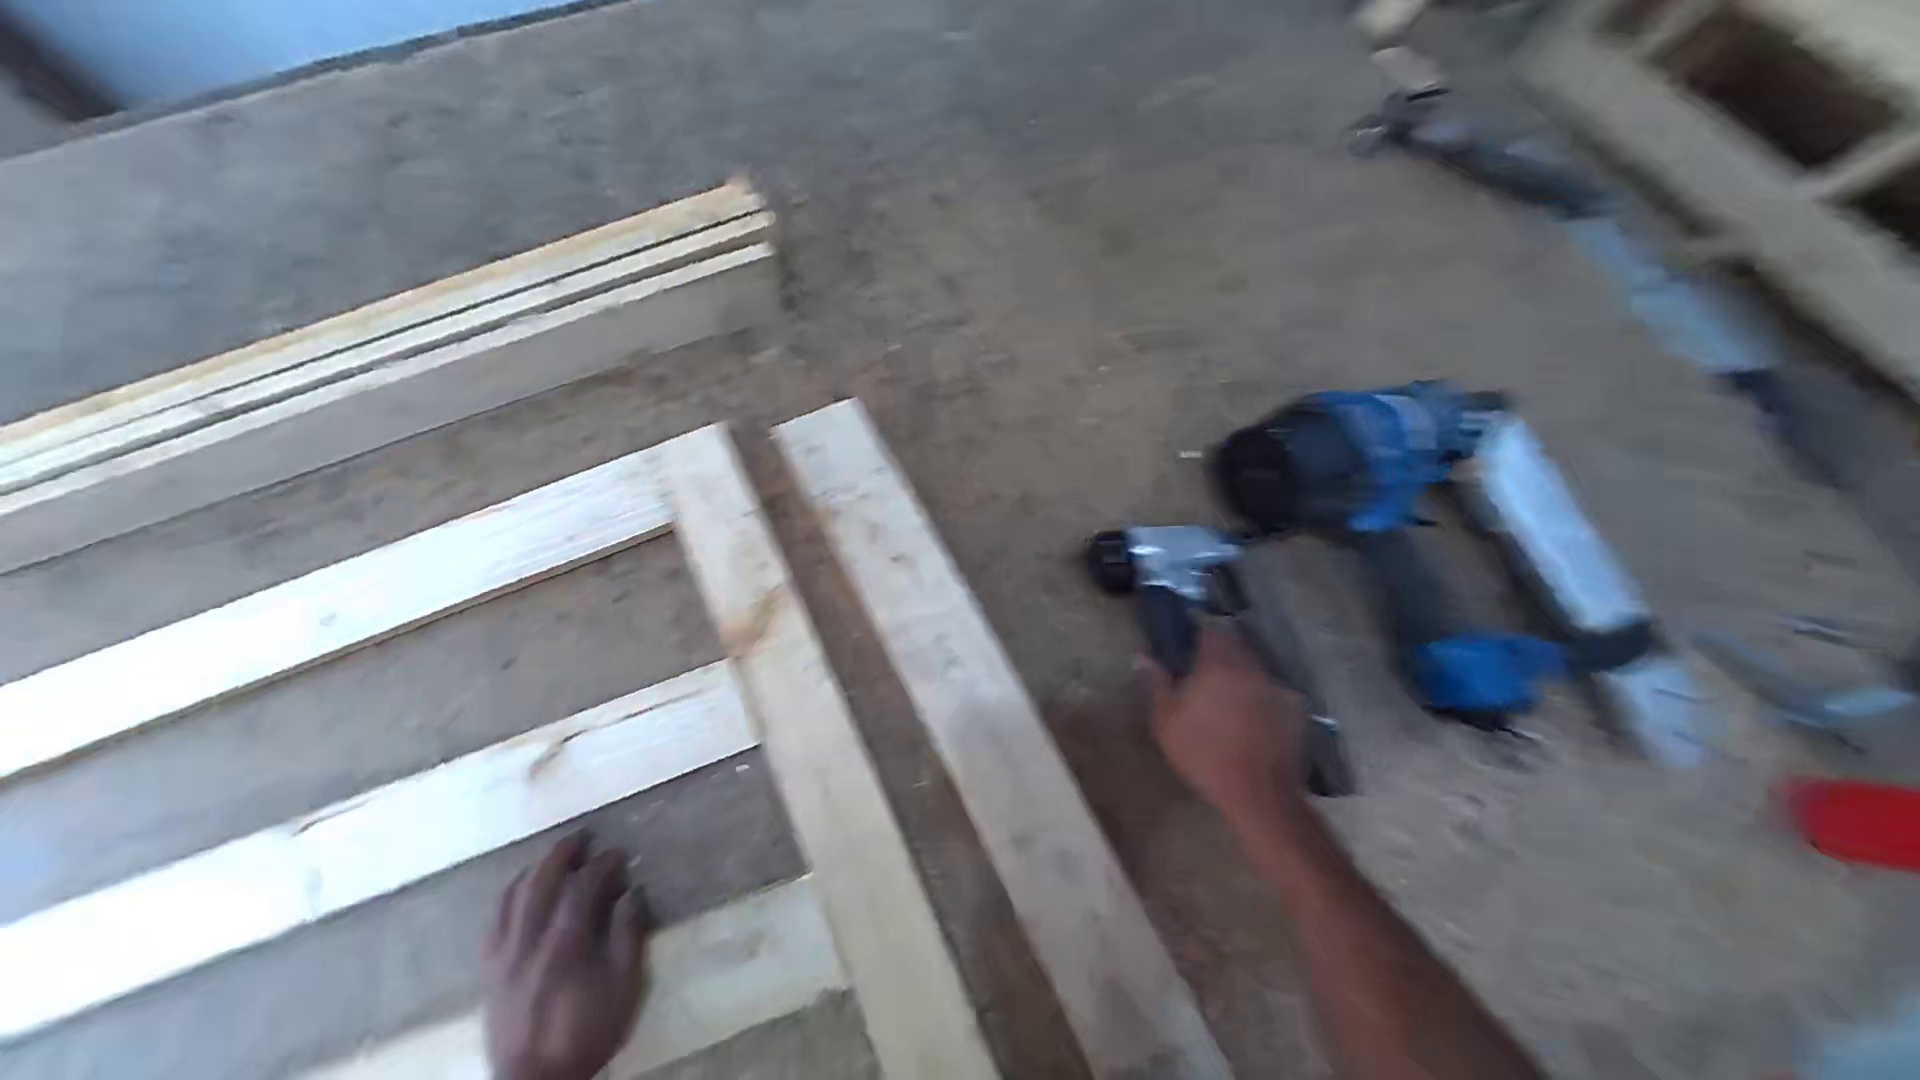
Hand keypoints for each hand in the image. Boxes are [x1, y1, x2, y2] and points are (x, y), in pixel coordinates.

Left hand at [484, 832, 648, 1079]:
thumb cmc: (587, 1031)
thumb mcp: (625, 987)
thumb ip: (628, 937)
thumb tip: (631, 894)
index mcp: (565, 945)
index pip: (582, 887)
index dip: (602, 864)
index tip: (619, 854)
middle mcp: (528, 942)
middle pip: (540, 883)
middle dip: (562, 853)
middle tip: (582, 836)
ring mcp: (503, 956)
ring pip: (511, 898)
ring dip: (534, 870)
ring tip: (553, 857)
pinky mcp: (489, 972)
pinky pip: (494, 923)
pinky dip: (509, 899)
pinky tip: (521, 894)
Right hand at [1141, 626, 1304, 818]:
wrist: (1257, 794)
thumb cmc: (1203, 753)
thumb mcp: (1165, 720)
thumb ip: (1156, 683)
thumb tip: (1143, 656)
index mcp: (1218, 665)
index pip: (1210, 632)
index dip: (1197, 635)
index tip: (1185, 649)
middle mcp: (1250, 669)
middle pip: (1235, 647)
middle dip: (1219, 654)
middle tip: (1201, 675)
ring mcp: (1276, 689)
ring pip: (1254, 669)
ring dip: (1240, 676)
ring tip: (1225, 699)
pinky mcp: (1294, 711)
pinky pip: (1271, 692)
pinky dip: (1259, 697)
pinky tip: (1249, 719)